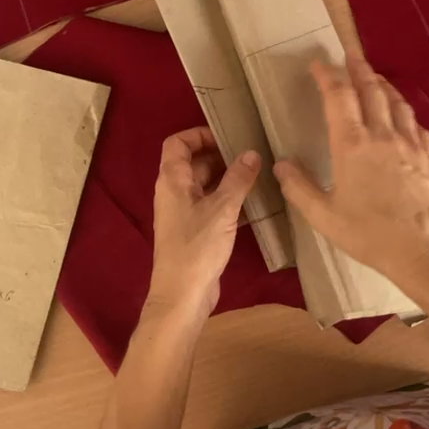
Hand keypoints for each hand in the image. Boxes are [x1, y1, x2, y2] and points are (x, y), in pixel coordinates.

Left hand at [145, 127, 260, 320]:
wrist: (183, 294)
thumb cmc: (197, 247)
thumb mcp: (222, 209)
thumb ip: (237, 179)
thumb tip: (251, 153)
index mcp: (172, 180)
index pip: (178, 143)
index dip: (199, 134)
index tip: (227, 135)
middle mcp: (173, 192)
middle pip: (193, 163)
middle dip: (220, 156)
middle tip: (251, 153)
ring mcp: (182, 212)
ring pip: (204, 185)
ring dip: (227, 178)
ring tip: (257, 174)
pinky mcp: (193, 231)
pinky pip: (210, 205)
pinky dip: (228, 200)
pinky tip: (253, 202)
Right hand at [274, 57, 428, 298]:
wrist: (423, 250)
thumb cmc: (368, 234)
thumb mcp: (323, 216)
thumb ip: (298, 188)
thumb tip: (281, 164)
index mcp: (352, 145)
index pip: (338, 97)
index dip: (328, 76)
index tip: (318, 64)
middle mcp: (382, 135)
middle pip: (371, 90)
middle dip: (358, 69)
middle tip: (350, 57)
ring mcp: (410, 144)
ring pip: (397, 102)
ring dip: (383, 85)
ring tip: (374, 78)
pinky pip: (416, 125)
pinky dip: (405, 112)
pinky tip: (402, 117)